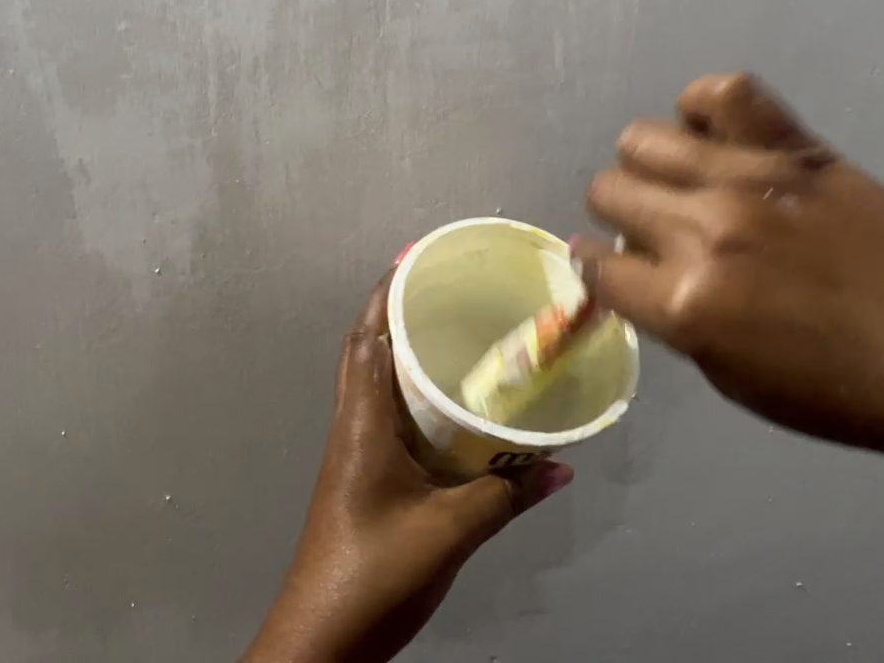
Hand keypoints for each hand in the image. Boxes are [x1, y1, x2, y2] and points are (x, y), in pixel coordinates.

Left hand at [243, 271, 572, 662]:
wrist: (322, 640)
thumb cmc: (376, 570)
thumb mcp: (451, 531)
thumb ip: (506, 495)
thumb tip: (561, 466)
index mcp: (361, 424)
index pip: (366, 340)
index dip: (384, 295)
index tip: (413, 259)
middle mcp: (351, 427)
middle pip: (364, 352)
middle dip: (393, 313)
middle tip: (438, 288)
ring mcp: (352, 453)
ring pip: (372, 383)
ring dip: (399, 351)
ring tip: (445, 331)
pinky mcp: (360, 477)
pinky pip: (383, 416)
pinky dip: (407, 394)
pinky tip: (441, 404)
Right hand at [577, 73, 883, 459]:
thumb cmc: (841, 389)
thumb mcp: (732, 380)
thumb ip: (669, 318)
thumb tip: (625, 268)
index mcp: (689, 303)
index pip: (596, 266)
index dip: (595, 269)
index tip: (610, 268)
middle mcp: (706, 231)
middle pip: (608, 190)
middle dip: (618, 217)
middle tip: (656, 234)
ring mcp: (750, 179)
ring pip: (643, 138)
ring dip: (648, 168)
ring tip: (684, 186)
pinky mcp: (796, 148)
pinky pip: (724, 92)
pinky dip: (704, 110)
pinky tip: (718, 138)